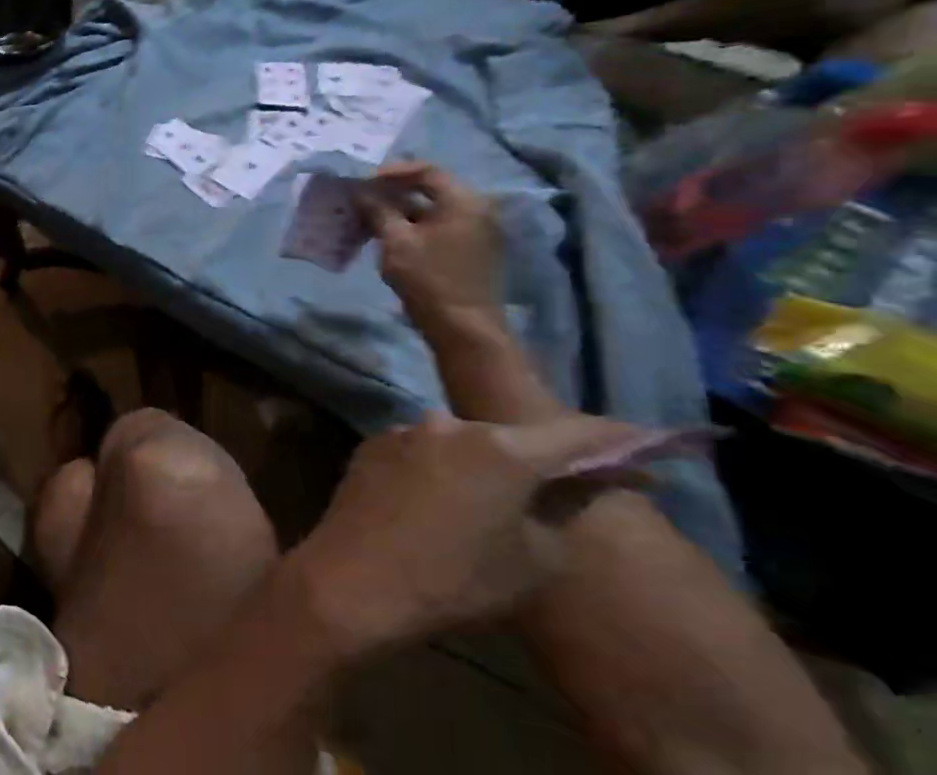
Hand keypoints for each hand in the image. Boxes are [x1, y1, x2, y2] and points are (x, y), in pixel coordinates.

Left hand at [292, 413, 652, 656]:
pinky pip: (423, 453)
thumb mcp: (538, 559)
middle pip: (511, 436)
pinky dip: (441, 470)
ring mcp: (402, 432)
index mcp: (501, 448)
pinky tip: (439, 504)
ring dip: (483, 466)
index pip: (577, 433)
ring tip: (493, 502)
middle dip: (542, 459)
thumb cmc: (455, 579)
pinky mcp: (370, 446)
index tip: (654, 446)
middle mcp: (448, 424)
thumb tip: (598, 479)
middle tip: (567, 486)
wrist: (353, 582)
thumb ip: (568, 509)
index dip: (620, 439)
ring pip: (461, 445)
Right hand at [359, 162, 502, 330]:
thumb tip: (360, 191)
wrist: (463, 327)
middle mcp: (477, 210)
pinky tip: (388, 237)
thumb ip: (378, 211)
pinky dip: (412, 226)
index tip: (362, 182)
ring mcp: (477, 231)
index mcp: (463, 201)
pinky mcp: (470, 251)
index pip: (427, 171)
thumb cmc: (428, 278)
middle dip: (393, 192)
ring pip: (432, 211)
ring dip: (400, 211)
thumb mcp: (396, 241)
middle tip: (362, 199)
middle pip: (431, 189)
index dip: (392, 172)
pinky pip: (438, 227)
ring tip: (368, 219)